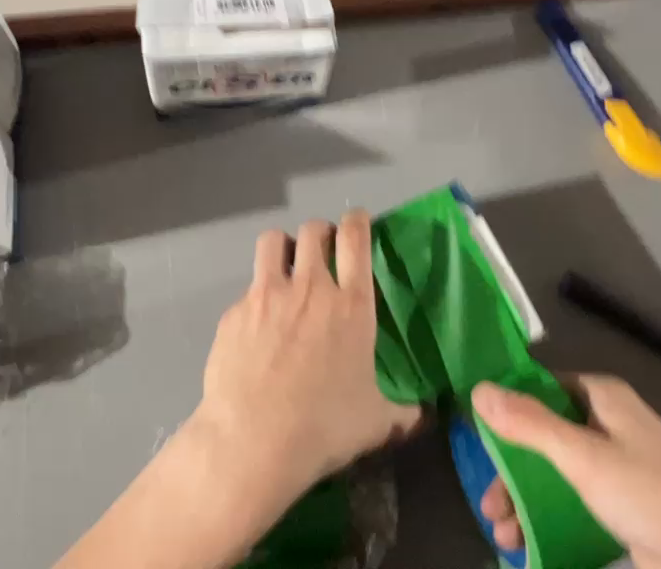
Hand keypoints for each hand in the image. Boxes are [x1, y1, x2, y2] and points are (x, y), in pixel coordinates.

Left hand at [189, 212, 422, 514]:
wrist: (254, 439)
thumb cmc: (324, 426)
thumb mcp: (375, 423)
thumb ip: (402, 413)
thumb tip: (425, 417)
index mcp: (351, 305)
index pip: (355, 238)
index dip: (357, 221)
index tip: (357, 221)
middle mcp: (310, 288)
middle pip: (313, 230)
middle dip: (320, 234)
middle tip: (322, 252)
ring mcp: (267, 296)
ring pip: (272, 242)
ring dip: (282, 247)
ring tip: (285, 267)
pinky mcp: (235, 312)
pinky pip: (248, 290)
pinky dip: (256, 299)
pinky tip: (256, 329)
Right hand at [472, 376, 660, 568]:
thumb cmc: (651, 496)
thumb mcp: (582, 457)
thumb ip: (529, 424)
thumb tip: (478, 388)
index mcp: (605, 399)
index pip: (545, 388)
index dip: (511, 409)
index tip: (479, 440)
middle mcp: (613, 426)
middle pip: (548, 437)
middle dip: (515, 473)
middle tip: (491, 506)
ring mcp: (624, 470)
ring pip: (561, 476)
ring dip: (529, 503)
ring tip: (505, 537)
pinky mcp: (632, 511)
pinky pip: (581, 507)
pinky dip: (555, 523)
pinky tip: (532, 548)